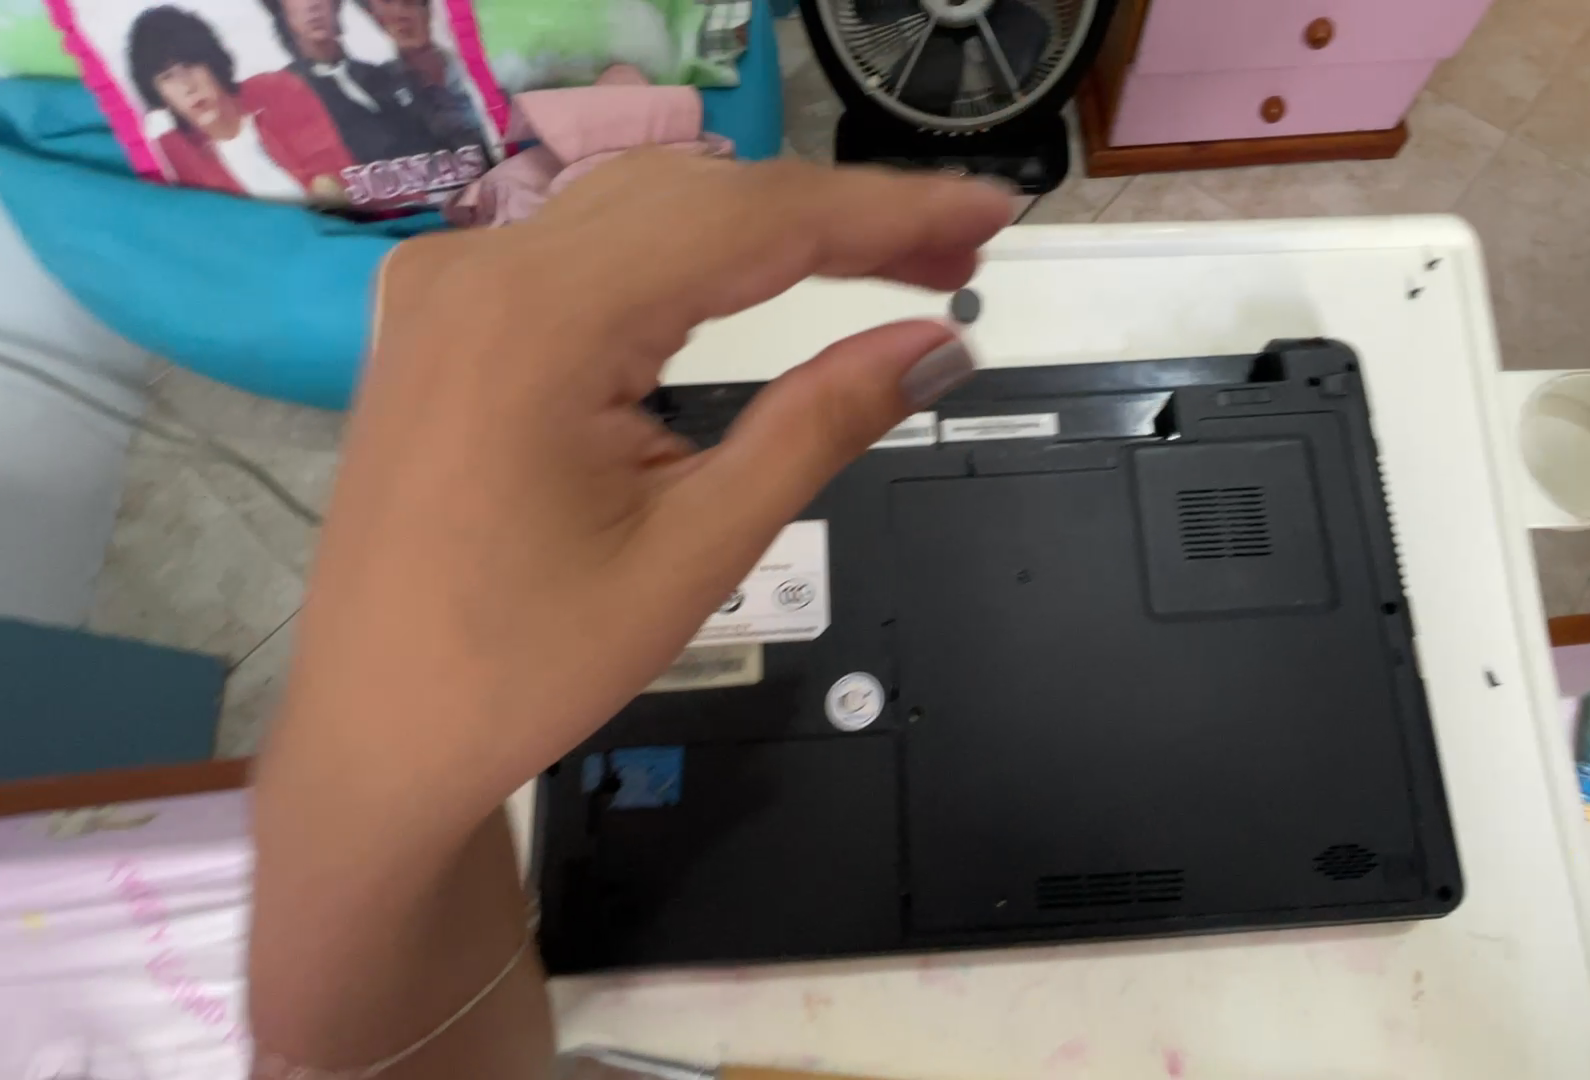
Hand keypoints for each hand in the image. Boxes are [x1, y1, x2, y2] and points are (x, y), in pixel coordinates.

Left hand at [258, 152, 1010, 834]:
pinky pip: (614, 251)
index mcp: (543, 321)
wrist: (382, 727)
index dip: (889, 211)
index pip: (755, 224)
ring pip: (665, 212)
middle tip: (961, 250)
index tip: (986, 212)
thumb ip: (822, 424)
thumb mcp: (701, 546)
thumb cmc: (532, 662)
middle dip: (853, 217)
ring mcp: (467, 284)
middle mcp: (490, 268)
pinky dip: (716, 254)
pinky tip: (779, 274)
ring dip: (789, 229)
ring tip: (899, 260)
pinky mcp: (470, 316)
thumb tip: (934, 347)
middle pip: (713, 199)